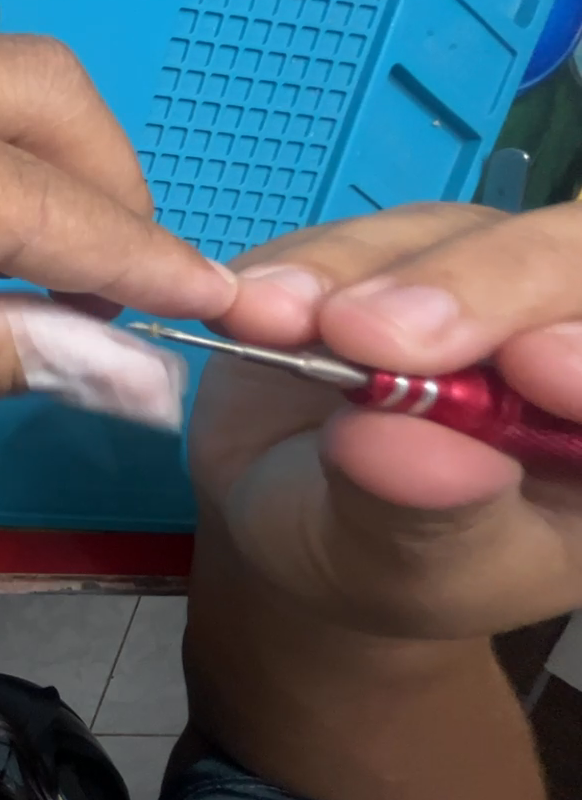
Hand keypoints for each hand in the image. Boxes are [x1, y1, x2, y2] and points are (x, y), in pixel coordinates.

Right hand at [190, 201, 581, 638]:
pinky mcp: (360, 259)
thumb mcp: (399, 565)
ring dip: (350, 272)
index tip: (532, 373)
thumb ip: (414, 511)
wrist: (270, 506)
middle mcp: (560, 333)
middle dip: (479, 285)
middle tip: (364, 337)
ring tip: (268, 322)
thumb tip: (404, 447)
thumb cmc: (361, 556)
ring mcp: (462, 280)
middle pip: (574, 257)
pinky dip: (288, 268)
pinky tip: (249, 306)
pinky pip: (336, 238)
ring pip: (446, 234)